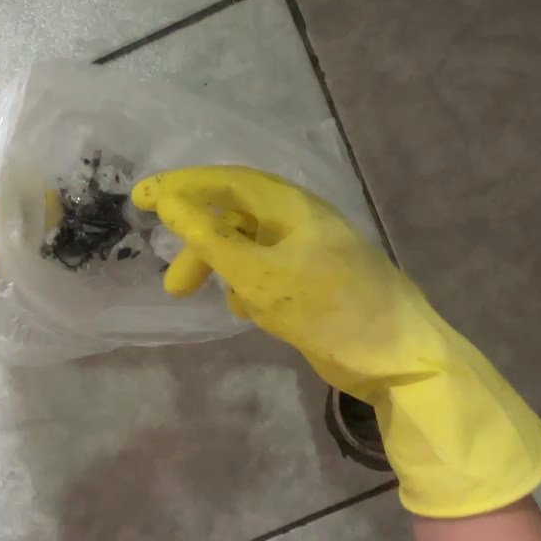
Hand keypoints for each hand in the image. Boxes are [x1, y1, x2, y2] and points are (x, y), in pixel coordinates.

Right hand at [130, 166, 540, 517]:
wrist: (399, 359)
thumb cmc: (329, 310)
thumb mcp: (259, 275)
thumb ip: (209, 239)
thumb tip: (168, 204)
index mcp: (291, 207)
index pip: (225, 181)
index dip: (181, 186)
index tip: (141, 199)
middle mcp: (298, 222)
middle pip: (233, 217)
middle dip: (198, 244)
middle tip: (172, 283)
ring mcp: (307, 252)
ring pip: (246, 249)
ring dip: (219, 269)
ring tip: (196, 299)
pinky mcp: (312, 283)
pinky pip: (265, 274)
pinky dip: (246, 287)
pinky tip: (246, 313)